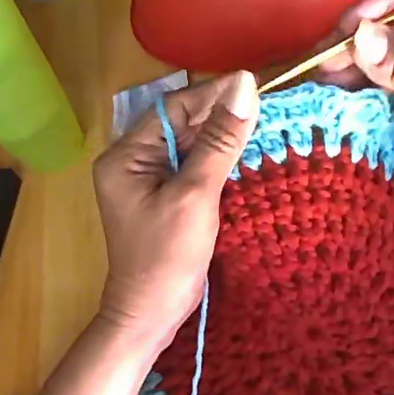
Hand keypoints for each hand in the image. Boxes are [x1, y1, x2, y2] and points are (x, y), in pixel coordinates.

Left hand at [93, 72, 258, 347]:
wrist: (150, 310)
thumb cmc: (167, 256)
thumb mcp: (195, 195)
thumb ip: (218, 141)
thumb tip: (244, 86)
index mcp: (124, 156)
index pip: (172, 109)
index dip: (213, 95)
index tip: (257, 84)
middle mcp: (130, 161)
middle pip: (180, 124)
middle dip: (220, 114)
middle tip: (269, 103)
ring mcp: (145, 180)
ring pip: (189, 144)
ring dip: (223, 136)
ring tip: (268, 122)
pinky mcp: (163, 196)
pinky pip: (191, 166)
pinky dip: (218, 160)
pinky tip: (248, 152)